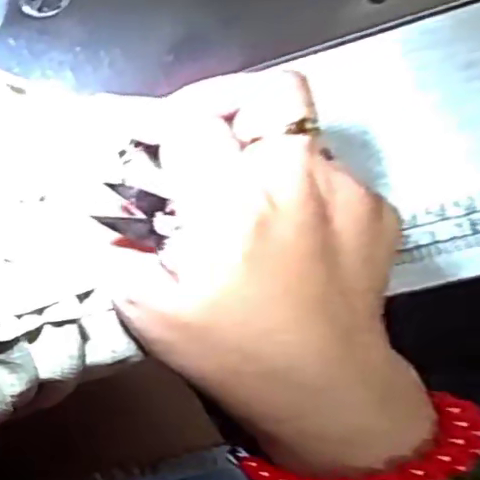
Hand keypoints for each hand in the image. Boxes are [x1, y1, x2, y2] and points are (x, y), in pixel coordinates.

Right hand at [108, 71, 433, 473]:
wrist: (323, 387)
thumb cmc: (227, 350)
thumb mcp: (146, 310)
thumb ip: (118, 254)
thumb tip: (103, 222)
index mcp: (232, 203)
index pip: (193, 120)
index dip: (162, 123)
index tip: (147, 147)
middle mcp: (296, 181)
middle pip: (273, 91)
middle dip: (228, 104)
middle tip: (201, 143)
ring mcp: (346, 192)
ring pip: (301, 133)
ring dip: (261, 153)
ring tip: (238, 202)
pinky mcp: (376, 211)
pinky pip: (328, 173)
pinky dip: (296, 188)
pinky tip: (280, 233)